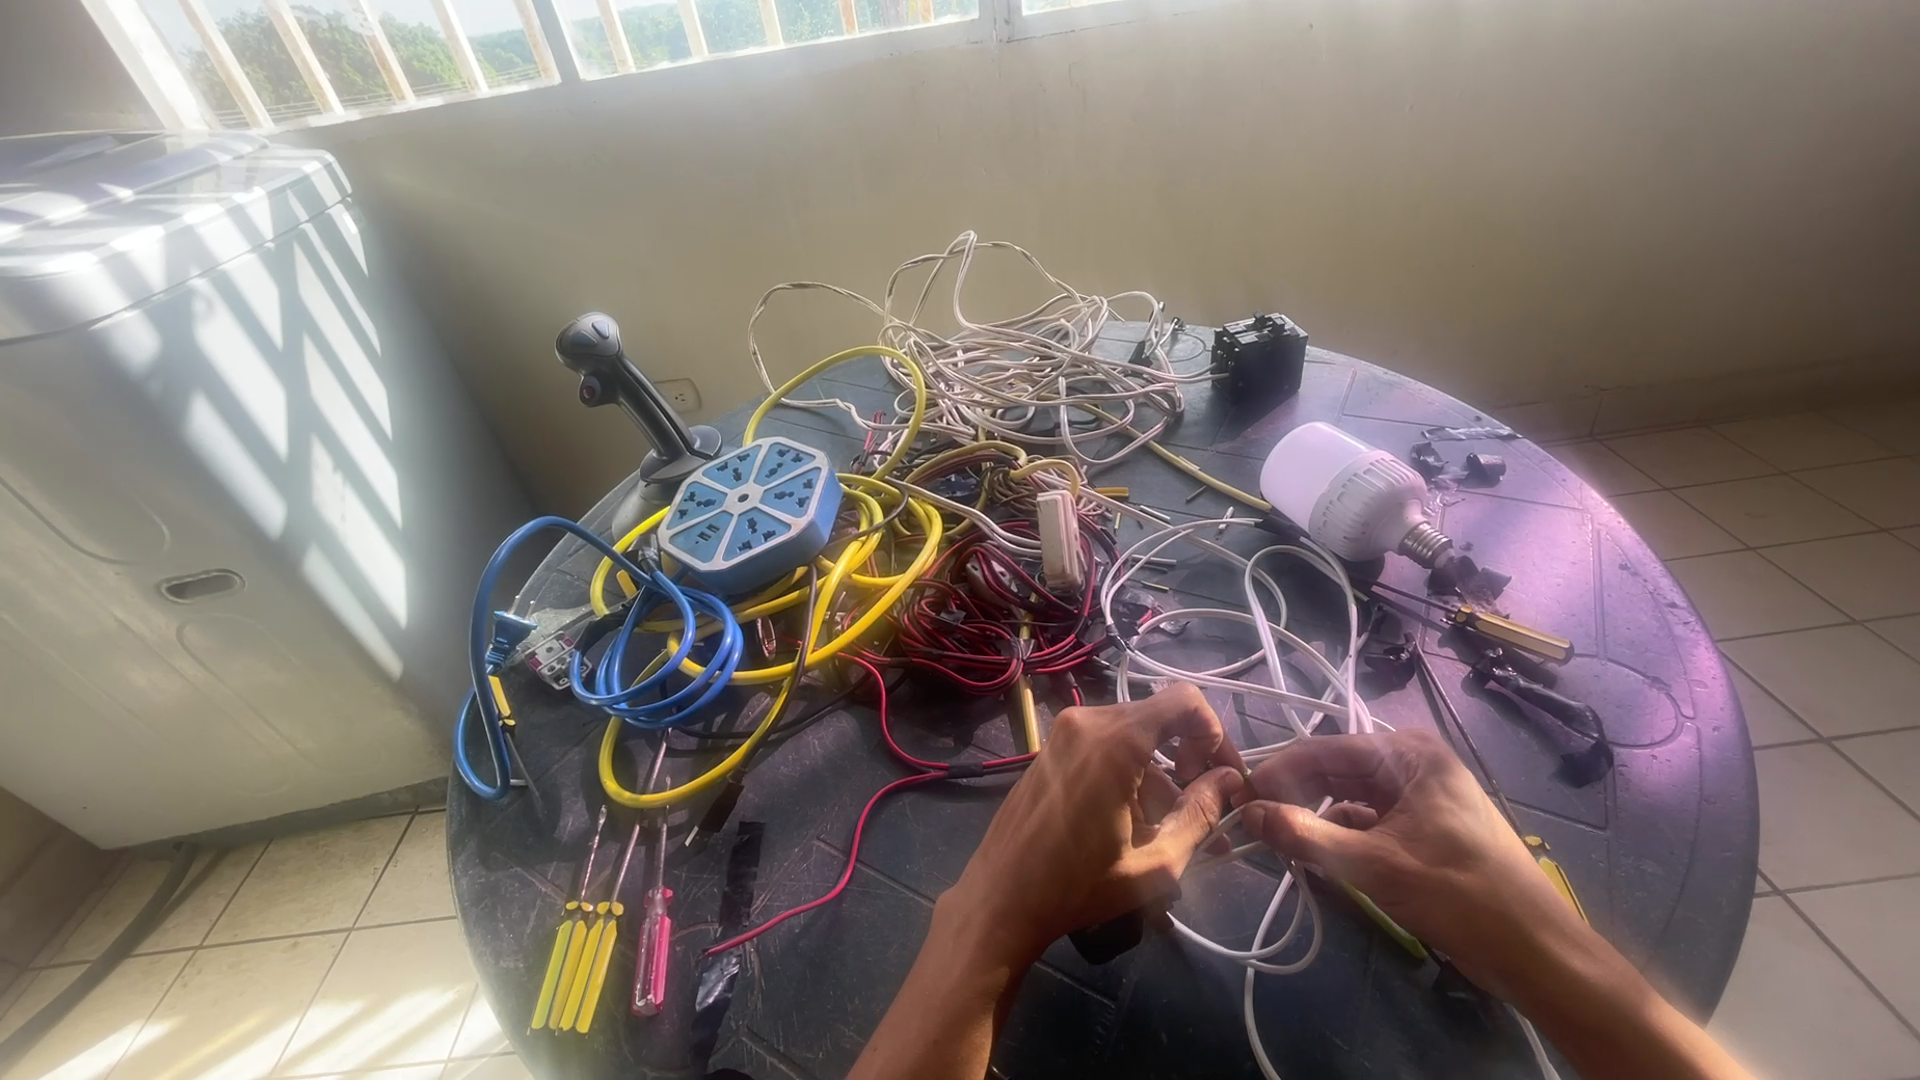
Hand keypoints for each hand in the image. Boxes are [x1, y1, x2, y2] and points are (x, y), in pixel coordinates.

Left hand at [945, 683, 1245, 967]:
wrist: (1000, 896)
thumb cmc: (1076, 887)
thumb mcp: (1154, 865)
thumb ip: (1200, 815)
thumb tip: (1230, 780)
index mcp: (1115, 740)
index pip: (1185, 700)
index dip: (1214, 733)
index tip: (1219, 778)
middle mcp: (1088, 721)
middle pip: (1160, 720)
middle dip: (1189, 762)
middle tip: (1201, 812)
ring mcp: (1064, 732)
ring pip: (1134, 737)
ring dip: (1158, 778)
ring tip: (1165, 836)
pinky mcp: (1052, 748)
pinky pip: (1105, 746)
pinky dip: (1128, 775)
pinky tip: (1129, 826)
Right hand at [1238, 729, 1583, 998]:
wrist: (1540, 954)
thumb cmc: (1460, 895)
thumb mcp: (1373, 866)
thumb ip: (1304, 835)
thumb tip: (1248, 813)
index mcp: (1407, 753)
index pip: (1322, 750)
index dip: (1277, 773)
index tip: (1240, 797)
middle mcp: (1412, 762)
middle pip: (1334, 770)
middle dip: (1294, 794)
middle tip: (1254, 820)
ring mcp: (1420, 793)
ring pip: (1348, 795)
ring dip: (1315, 815)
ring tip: (1280, 838)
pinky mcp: (1424, 825)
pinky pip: (1367, 817)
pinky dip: (1339, 833)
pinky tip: (1316, 853)